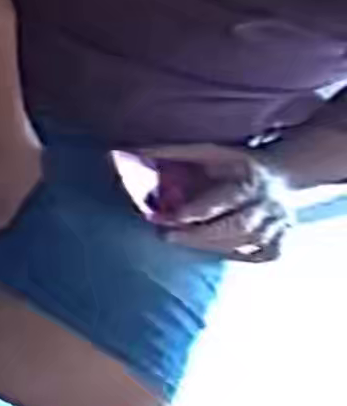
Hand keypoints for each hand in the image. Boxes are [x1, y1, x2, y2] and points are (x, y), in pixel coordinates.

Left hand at [140, 143, 293, 261]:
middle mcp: (269, 205)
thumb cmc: (227, 161)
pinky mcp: (282, 235)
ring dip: (213, 245)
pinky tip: (214, 251)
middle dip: (199, 234)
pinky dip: (242, 256)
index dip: (192, 212)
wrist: (279, 172)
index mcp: (247, 183)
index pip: (222, 202)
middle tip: (165, 236)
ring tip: (179, 241)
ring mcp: (280, 222)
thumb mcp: (201, 150)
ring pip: (252, 242)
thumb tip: (122, 149)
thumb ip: (165, 151)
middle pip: (239, 227)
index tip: (160, 218)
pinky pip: (269, 253)